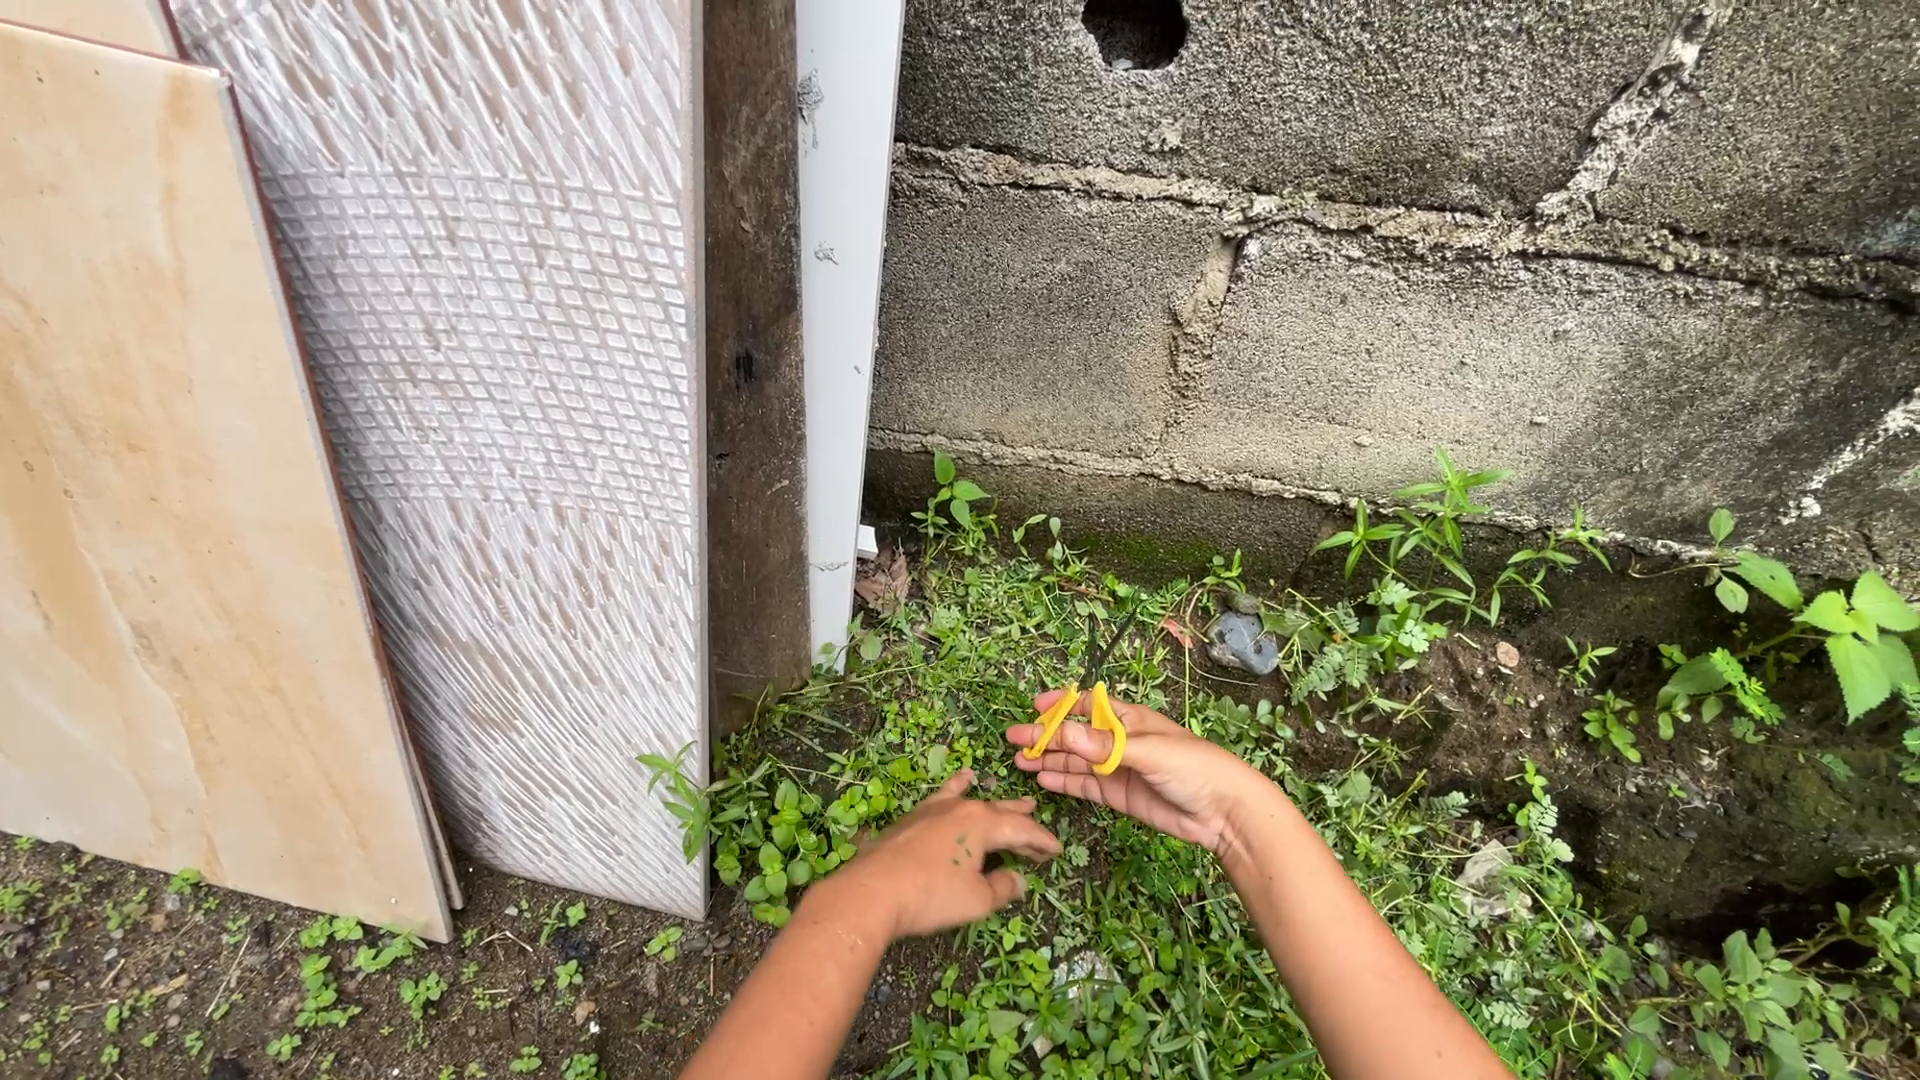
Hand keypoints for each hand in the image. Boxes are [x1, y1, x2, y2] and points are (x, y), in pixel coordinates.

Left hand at [807, 769, 1060, 939]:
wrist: (872, 890)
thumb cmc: (931, 895)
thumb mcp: (976, 899)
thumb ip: (1001, 887)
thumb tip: (1018, 879)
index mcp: (983, 824)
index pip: (1022, 830)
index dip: (1042, 841)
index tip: (1057, 850)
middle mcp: (962, 808)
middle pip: (1001, 814)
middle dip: (1023, 824)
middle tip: (1040, 832)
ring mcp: (936, 809)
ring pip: (975, 801)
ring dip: (997, 805)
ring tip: (1018, 801)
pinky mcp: (915, 817)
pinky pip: (945, 794)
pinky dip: (957, 786)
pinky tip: (962, 778)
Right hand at [1006, 691, 1270, 854]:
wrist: (1225, 812)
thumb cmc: (1193, 766)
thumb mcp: (1148, 751)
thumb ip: (1104, 746)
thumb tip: (1063, 734)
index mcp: (1129, 719)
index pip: (1087, 706)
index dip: (1061, 707)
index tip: (1035, 709)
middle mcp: (1119, 741)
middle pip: (1075, 736)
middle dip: (1045, 737)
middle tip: (1013, 740)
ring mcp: (1118, 769)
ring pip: (1075, 761)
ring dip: (1048, 760)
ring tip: (1019, 761)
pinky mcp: (1119, 795)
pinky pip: (1085, 785)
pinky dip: (1063, 781)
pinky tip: (1042, 779)